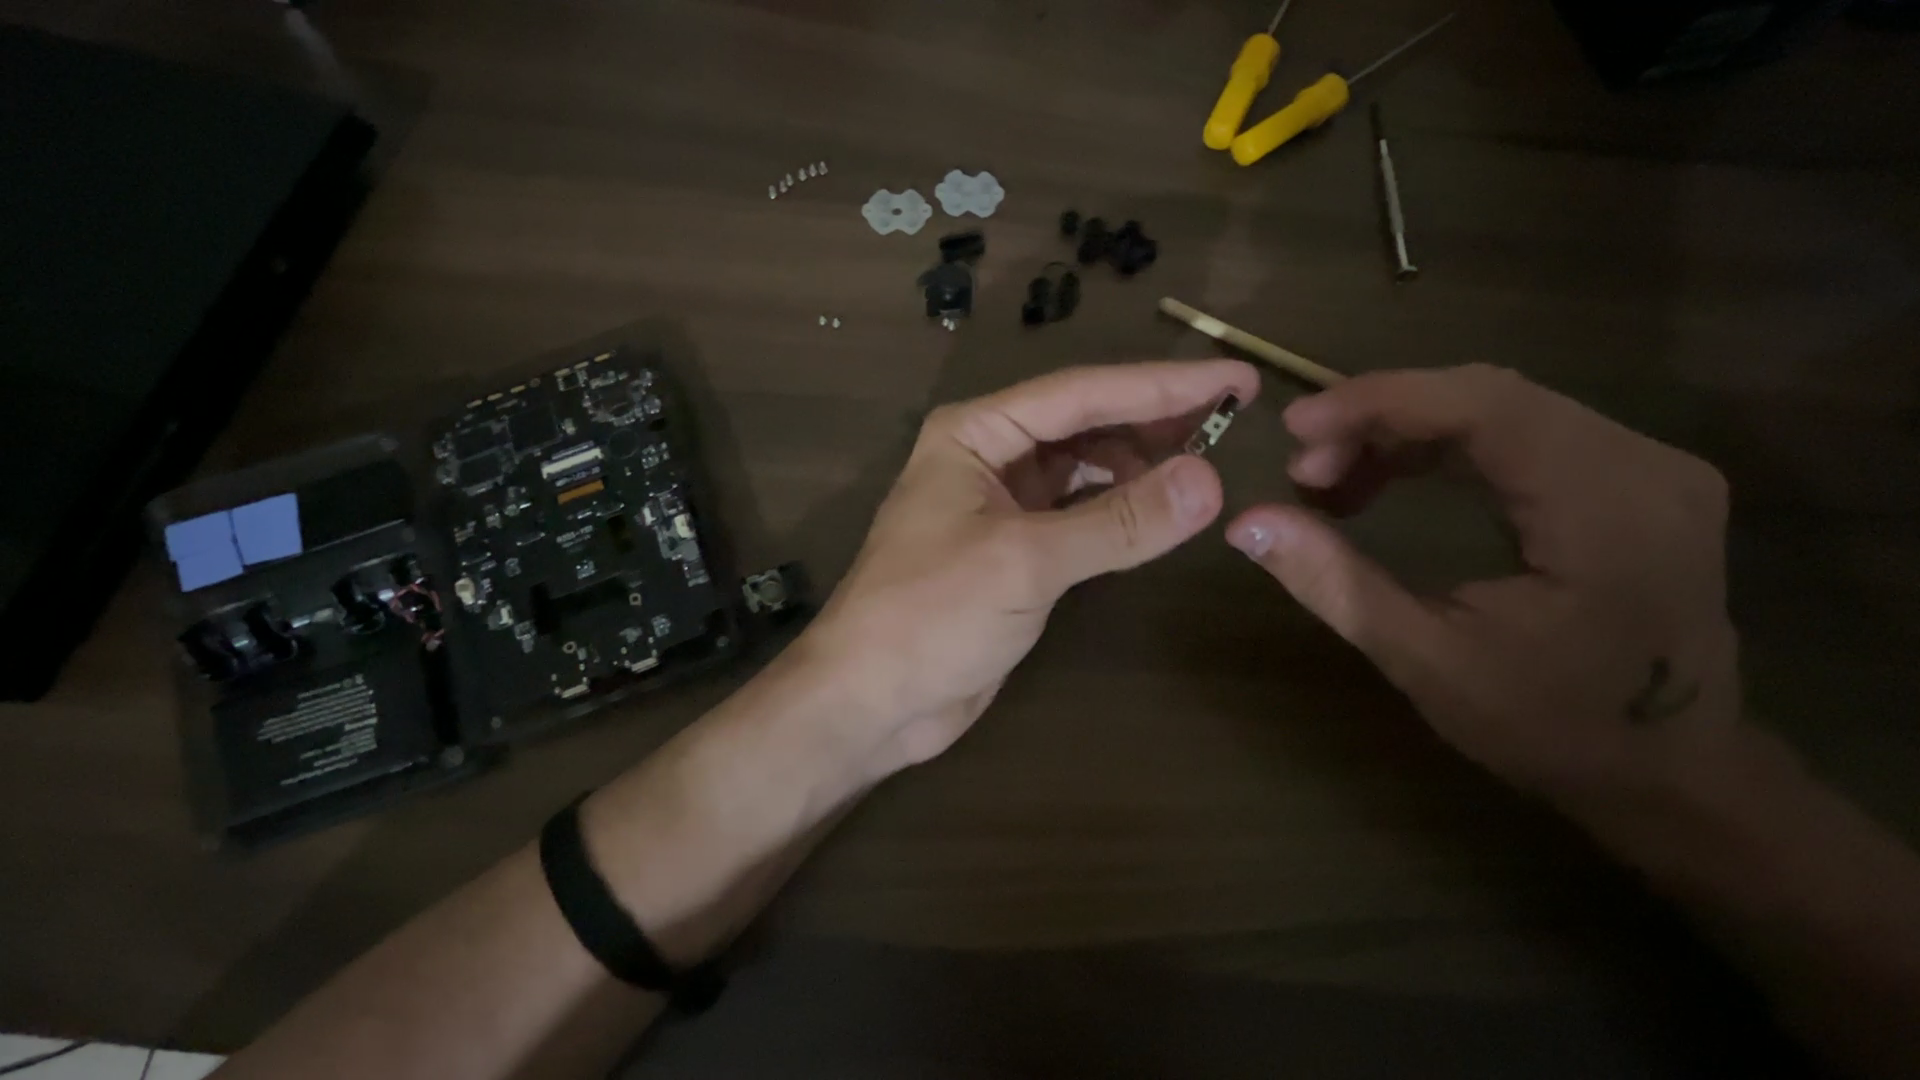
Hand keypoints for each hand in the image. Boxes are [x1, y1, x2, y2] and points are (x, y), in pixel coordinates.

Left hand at [804, 360, 1258, 774]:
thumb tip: (1211, 481)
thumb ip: (1119, 522)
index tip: (1236, 380)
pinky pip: (1078, 514)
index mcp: (976, 433)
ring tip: (1203, 470)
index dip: (1164, 385)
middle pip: (1085, 423)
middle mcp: (987, 456)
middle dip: (1154, 421)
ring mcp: (999, 505)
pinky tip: (1157, 514)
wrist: (869, 700)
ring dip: (1139, 466)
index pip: (1083, 393)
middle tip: (1232, 423)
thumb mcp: (1027, 562)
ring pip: (1084, 468)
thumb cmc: (930, 616)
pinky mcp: (1013, 552)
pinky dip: (1118, 511)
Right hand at [1226, 365, 1740, 805]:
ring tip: (1335, 482)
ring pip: (1503, 408)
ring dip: (1407, 433)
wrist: (1671, 773)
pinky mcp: (1637, 480)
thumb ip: (1335, 581)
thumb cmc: (1550, 726)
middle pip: (1489, 396)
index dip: (1377, 402)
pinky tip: (1396, 480)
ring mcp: (1650, 466)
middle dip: (1381, 420)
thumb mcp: (1425, 659)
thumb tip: (1245, 523)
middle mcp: (1645, 464)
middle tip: (1304, 471)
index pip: (1483, 405)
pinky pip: (1525, 433)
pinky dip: (1446, 448)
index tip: (1293, 430)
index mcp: (1606, 506)